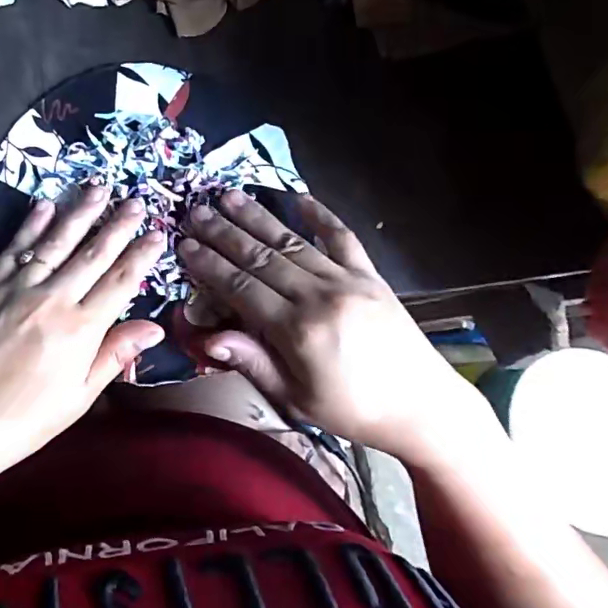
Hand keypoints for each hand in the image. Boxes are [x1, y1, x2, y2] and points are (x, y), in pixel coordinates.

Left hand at [0, 187, 166, 494]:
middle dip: (118, 225)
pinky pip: (15, 248)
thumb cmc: (21, 423)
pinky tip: (46, 205)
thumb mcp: (78, 399)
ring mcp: (17, 289)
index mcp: (80, 331)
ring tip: (99, 188)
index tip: (156, 234)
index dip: (141, 256)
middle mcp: (52, 300)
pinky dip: (32, 225)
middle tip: (136, 200)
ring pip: (56, 242)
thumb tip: (154, 328)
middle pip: (93, 254)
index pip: (121, 282)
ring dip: (80, 212)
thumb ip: (114, 355)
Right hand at [179, 192, 489, 464]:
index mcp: (298, 330)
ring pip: (293, 242)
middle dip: (224, 233)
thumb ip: (253, 363)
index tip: (184, 245)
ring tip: (229, 196)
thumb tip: (209, 336)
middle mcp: (320, 296)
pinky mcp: (370, 276)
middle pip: (262, 257)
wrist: (422, 406)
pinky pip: (342, 238)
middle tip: (196, 212)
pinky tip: (300, 197)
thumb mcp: (296, 399)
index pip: (241, 287)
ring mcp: (348, 280)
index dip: (209, 265)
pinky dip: (321, 216)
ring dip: (258, 217)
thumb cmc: (353, 411)